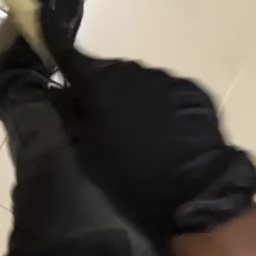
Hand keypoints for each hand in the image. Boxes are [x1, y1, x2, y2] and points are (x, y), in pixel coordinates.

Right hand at [50, 49, 255, 250]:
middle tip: (109, 120)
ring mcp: (166, 78)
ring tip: (144, 131)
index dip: (69, 68)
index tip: (68, 79)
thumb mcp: (86, 151)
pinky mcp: (194, 92)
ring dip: (138, 98)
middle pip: (111, 72)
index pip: (74, 59)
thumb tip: (61, 93)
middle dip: (108, 90)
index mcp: (100, 80)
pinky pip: (170, 93)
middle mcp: (131, 69)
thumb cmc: (129, 176)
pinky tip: (171, 133)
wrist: (194, 196)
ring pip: (142, 82)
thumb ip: (71, 115)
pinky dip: (166, 106)